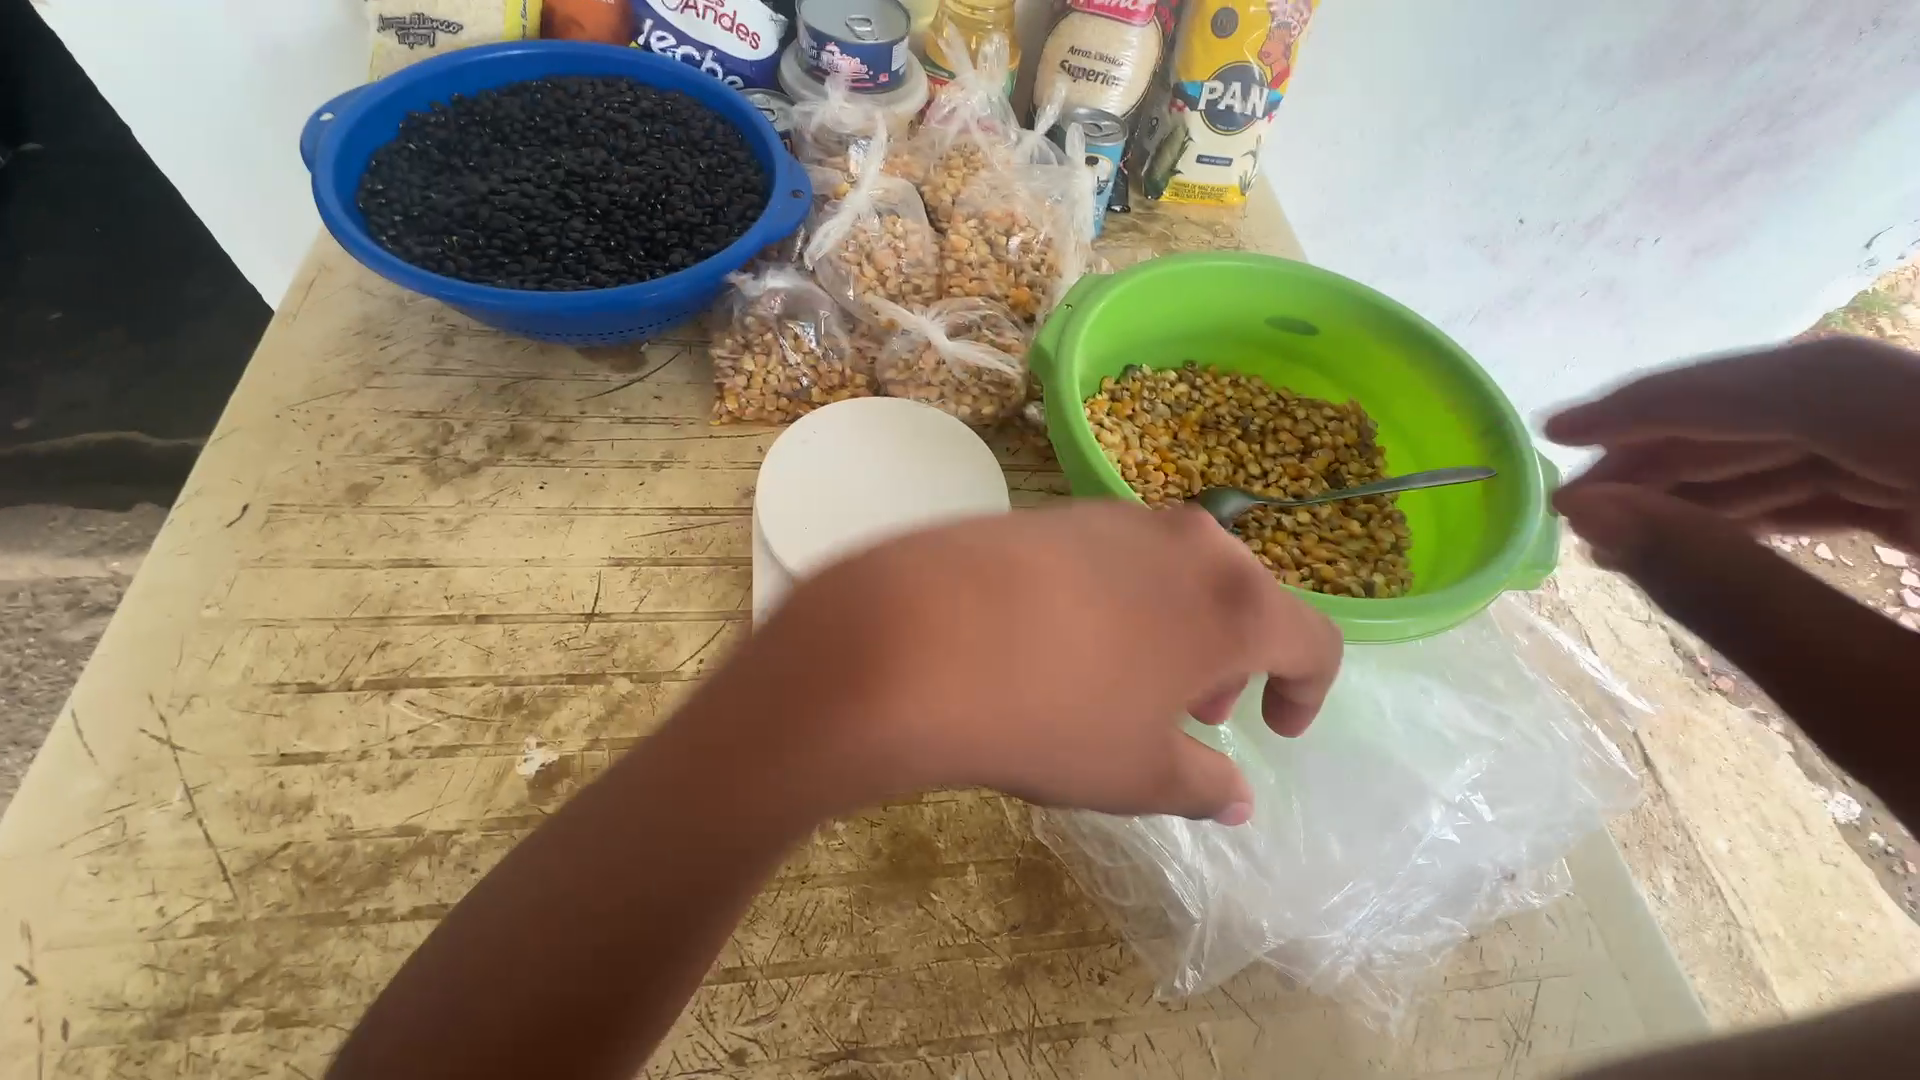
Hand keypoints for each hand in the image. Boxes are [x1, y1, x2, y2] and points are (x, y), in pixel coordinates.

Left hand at [699, 501, 1342, 825]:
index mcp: (1233, 600)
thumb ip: (1203, 785)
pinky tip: (1057, 643)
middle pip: (1239, 598)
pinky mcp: (1046, 514)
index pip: (1311, 640)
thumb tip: (1235, 797)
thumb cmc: (1051, 716)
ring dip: (1170, 627)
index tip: (1275, 729)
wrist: (912, 639)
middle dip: (1229, 659)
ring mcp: (1109, 517)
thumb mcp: (1136, 774)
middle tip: (1192, 710)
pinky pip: (1107, 560)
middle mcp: (1183, 541)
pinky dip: (1112, 602)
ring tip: (1121, 681)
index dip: (1307, 690)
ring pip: (1172, 574)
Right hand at [1545, 338, 1919, 821]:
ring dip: (1728, 468)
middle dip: (1688, 439)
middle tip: (1582, 490)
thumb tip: (1591, 512)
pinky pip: (1893, 474)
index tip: (1561, 428)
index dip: (1676, 398)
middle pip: (1837, 400)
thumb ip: (1728, 592)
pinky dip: (1791, 495)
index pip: (1823, 387)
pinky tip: (1717, 524)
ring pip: (1857, 435)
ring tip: (1627, 513)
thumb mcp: (1882, 708)